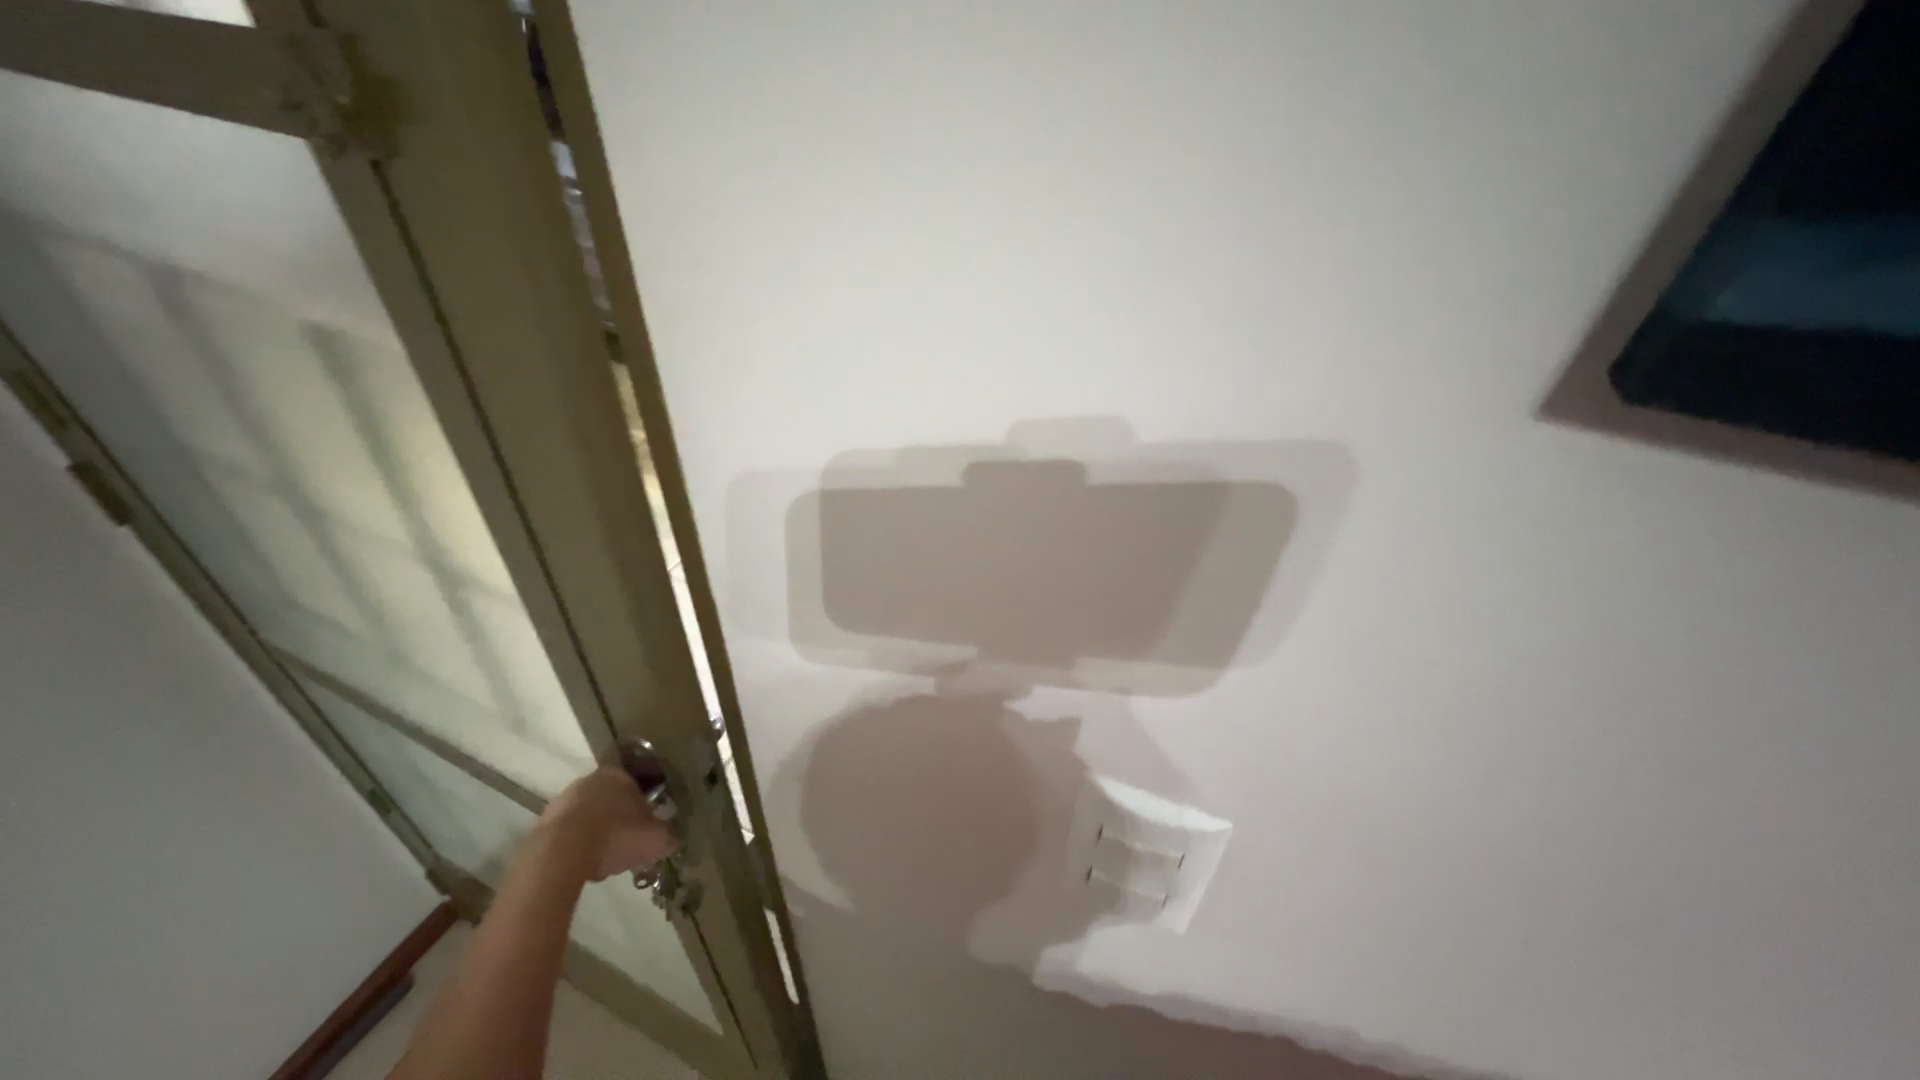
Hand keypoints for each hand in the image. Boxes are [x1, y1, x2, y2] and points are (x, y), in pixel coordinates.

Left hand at [536, 766, 677, 881]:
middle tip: (629, 846)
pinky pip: (569, 835)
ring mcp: (562, 801)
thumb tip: (672, 838)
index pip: (637, 786)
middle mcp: (589, 780)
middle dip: (620, 822)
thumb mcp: (657, 840)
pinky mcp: (543, 824)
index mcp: (618, 775)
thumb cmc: (616, 836)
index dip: (645, 808)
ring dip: (597, 836)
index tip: (648, 828)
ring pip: (589, 818)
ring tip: (606, 861)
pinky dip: (577, 848)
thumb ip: (669, 836)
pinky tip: (585, 866)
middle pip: (611, 801)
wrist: (562, 854)